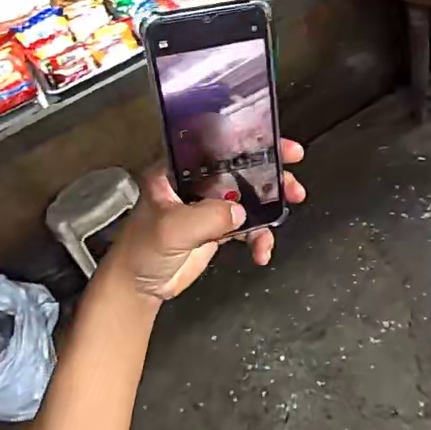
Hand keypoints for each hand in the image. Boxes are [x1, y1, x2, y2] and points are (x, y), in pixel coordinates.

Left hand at [101, 138, 305, 301]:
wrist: (137, 287)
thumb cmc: (142, 250)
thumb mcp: (172, 228)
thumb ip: (208, 216)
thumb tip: (240, 212)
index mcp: (178, 170)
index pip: (218, 146)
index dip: (249, 142)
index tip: (278, 146)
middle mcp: (196, 183)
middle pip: (241, 170)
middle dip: (270, 176)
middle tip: (292, 185)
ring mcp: (207, 206)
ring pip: (249, 198)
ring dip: (270, 208)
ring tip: (284, 215)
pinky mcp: (216, 229)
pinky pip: (247, 227)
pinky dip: (258, 238)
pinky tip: (261, 252)